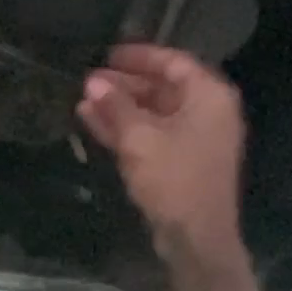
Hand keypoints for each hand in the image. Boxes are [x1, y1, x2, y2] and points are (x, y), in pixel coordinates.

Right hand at [77, 45, 246, 261]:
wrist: (195, 236)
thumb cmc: (174, 179)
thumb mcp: (139, 139)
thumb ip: (115, 107)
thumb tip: (92, 83)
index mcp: (207, 96)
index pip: (172, 62)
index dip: (138, 57)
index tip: (107, 54)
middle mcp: (205, 112)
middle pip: (161, 88)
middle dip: (123, 86)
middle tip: (89, 81)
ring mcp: (193, 140)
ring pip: (152, 115)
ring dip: (119, 109)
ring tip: (83, 102)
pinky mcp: (180, 164)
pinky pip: (150, 137)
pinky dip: (125, 131)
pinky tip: (94, 124)